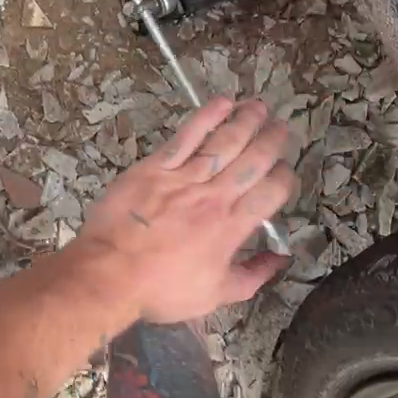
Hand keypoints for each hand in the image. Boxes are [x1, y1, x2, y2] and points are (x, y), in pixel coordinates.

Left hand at [70, 97, 298, 324]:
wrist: (110, 272)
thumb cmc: (161, 288)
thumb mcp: (216, 294)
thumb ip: (253, 276)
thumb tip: (280, 261)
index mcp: (231, 227)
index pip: (271, 193)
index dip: (285, 177)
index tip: (286, 170)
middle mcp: (212, 197)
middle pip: (251, 161)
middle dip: (272, 141)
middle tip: (282, 126)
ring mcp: (182, 178)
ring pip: (222, 143)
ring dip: (244, 122)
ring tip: (258, 106)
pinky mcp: (154, 167)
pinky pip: (184, 137)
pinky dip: (205, 117)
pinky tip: (221, 103)